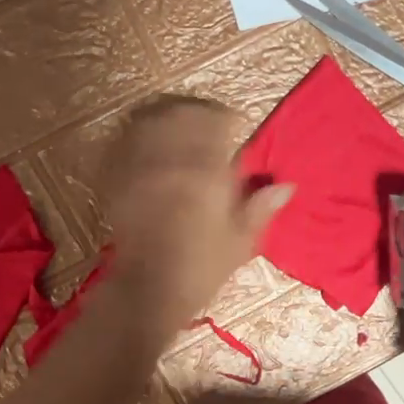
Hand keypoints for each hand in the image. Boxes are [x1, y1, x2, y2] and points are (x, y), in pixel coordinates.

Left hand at [97, 97, 292, 332]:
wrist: (150, 291)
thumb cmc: (201, 270)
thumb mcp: (240, 242)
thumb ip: (260, 208)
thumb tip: (286, 187)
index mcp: (206, 172)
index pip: (216, 122)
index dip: (226, 118)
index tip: (234, 124)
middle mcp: (171, 160)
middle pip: (180, 114)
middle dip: (196, 112)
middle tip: (207, 121)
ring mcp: (139, 167)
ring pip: (150, 120)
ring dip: (166, 117)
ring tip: (178, 128)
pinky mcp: (117, 179)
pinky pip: (126, 141)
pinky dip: (139, 134)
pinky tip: (150, 145)